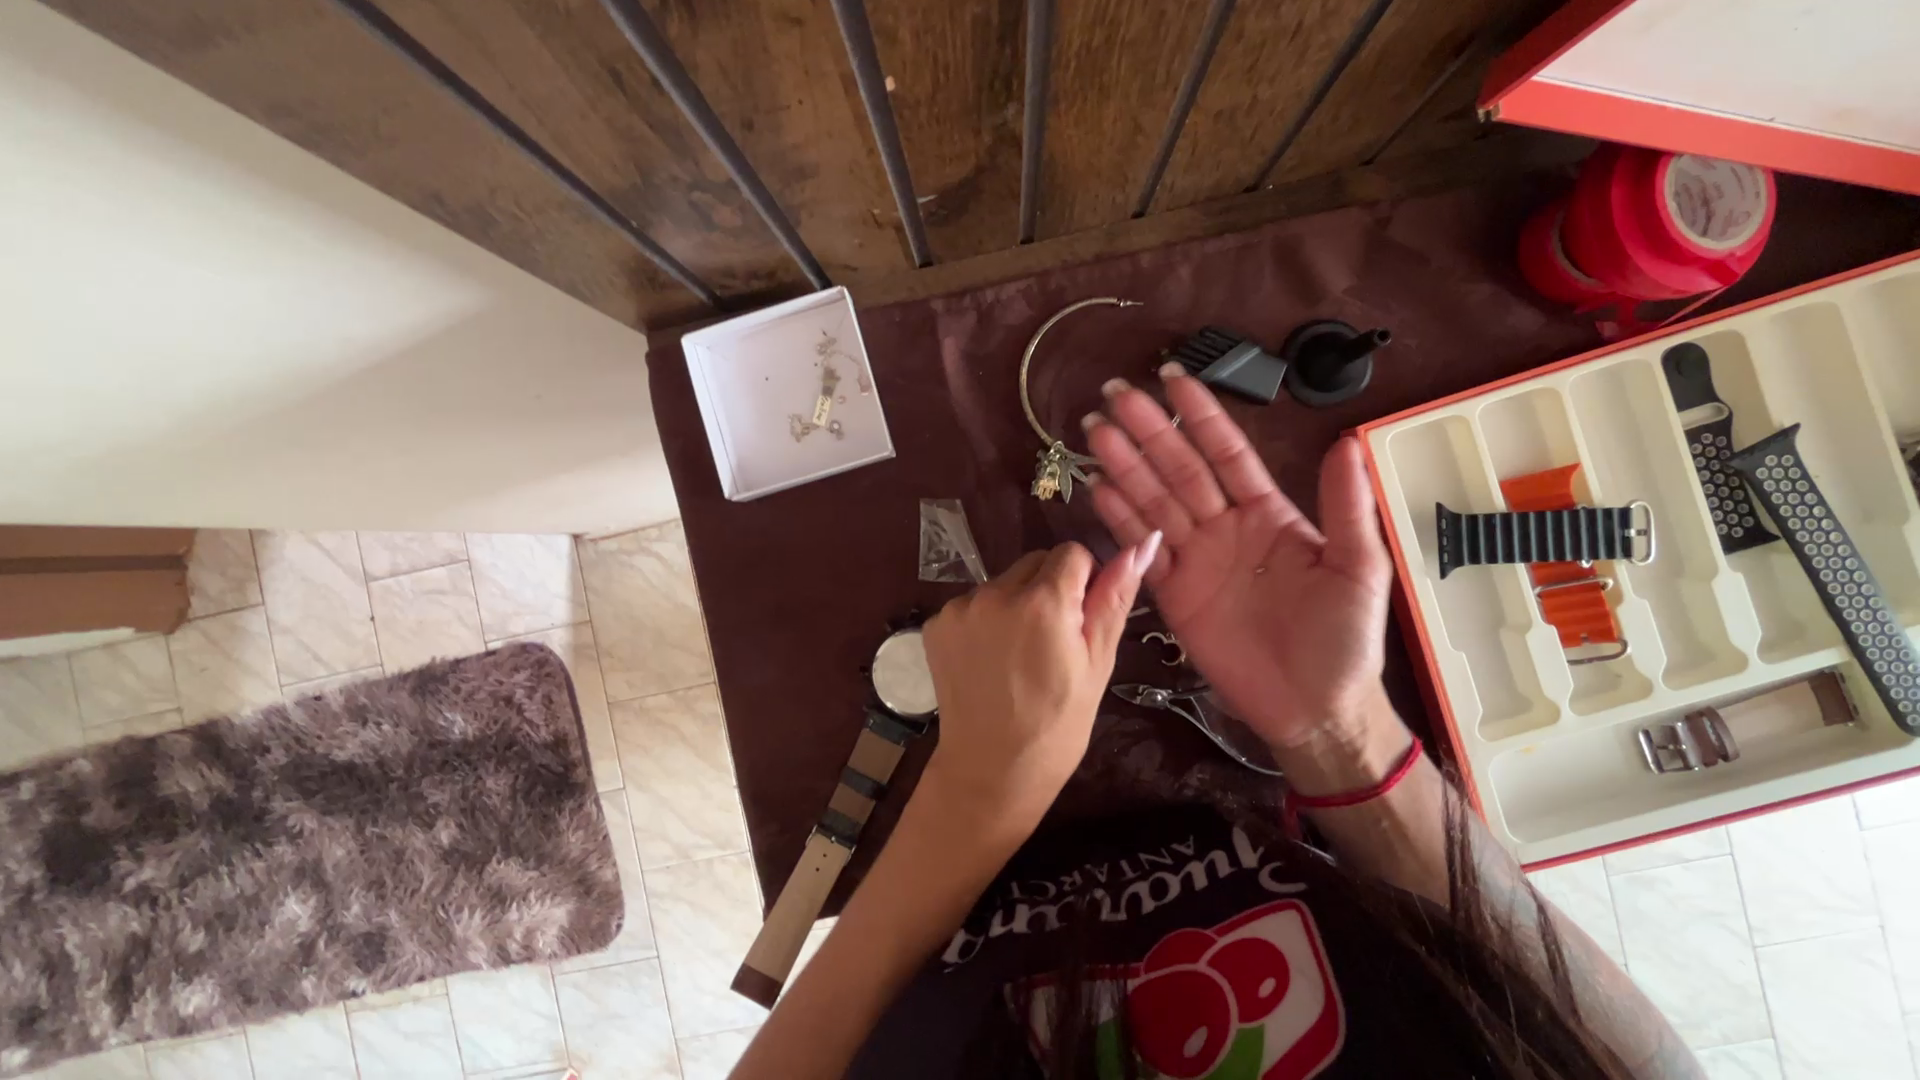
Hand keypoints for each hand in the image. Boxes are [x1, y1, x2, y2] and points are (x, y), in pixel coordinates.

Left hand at [919, 540, 1154, 827]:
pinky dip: (984, 622)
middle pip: (1034, 563)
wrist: (992, 770)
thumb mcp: (1098, 662)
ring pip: (1002, 583)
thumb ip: (1114, 597)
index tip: (1078, 621)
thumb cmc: (1058, 724)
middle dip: (1048, 590)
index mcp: (1043, 602)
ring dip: (1015, 605)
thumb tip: (1144, 543)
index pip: (1072, 553)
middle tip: (1051, 642)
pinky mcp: (935, 625)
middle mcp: (995, 593)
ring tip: (1019, 656)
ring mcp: (959, 609)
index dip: (1083, 583)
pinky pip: (972, 604)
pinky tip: (990, 661)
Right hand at [1082, 366, 1394, 756]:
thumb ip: (1346, 507)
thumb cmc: (1344, 638)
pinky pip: (1143, 550)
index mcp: (1269, 514)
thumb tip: (1346, 441)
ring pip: (1154, 502)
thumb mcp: (1358, 568)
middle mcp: (1225, 527)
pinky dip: (1120, 520)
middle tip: (1114, 395)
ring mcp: (1196, 559)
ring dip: (1125, 466)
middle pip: (1179, 469)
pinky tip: (1098, 488)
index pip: (1227, 453)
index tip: (1173, 379)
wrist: (1312, 707)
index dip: (1200, 417)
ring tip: (1094, 432)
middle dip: (1148, 432)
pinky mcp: (1173, 594)